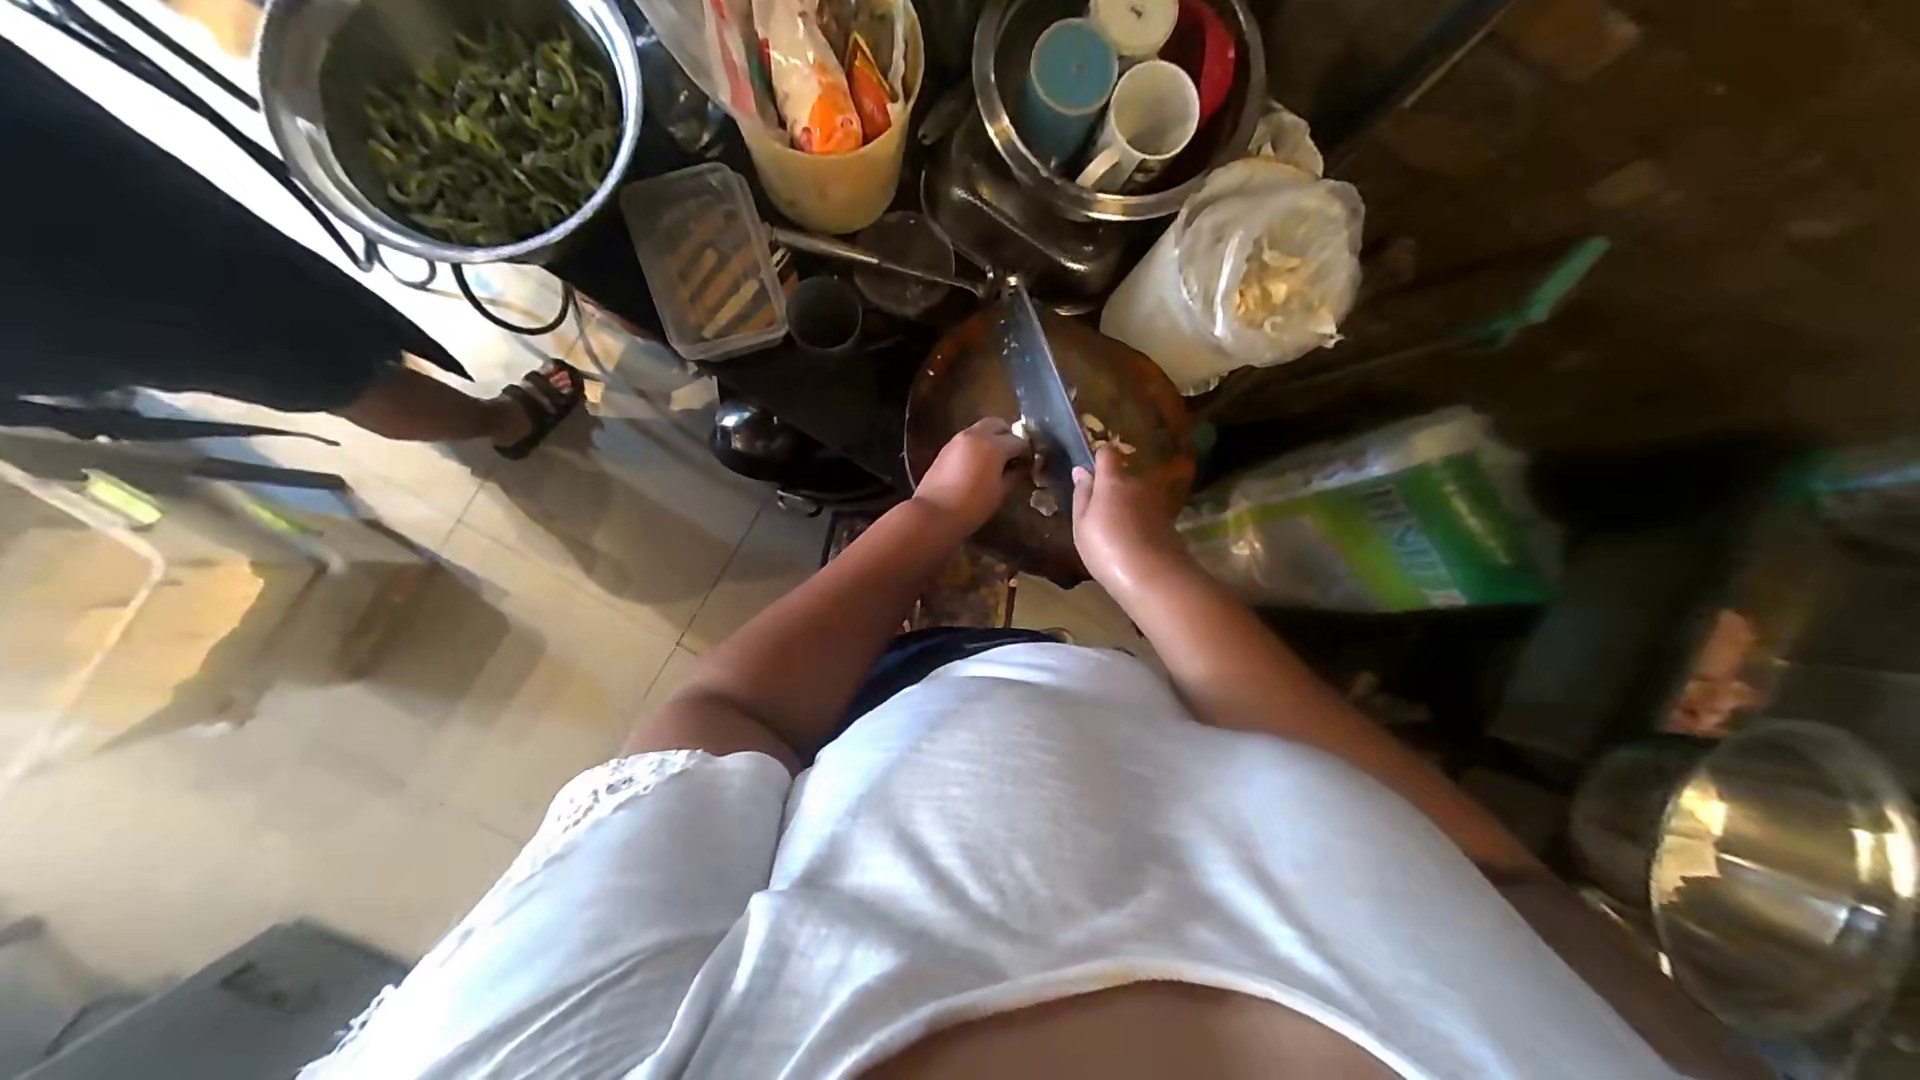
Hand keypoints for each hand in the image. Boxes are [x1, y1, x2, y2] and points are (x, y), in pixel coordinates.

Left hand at [913, 418, 1029, 534]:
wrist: (934, 513)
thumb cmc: (973, 506)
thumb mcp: (1000, 492)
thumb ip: (1014, 475)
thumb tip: (1020, 467)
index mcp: (993, 445)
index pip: (1018, 441)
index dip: (1026, 453)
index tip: (1028, 464)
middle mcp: (975, 435)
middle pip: (998, 424)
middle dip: (1008, 436)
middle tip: (1012, 456)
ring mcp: (957, 439)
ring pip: (980, 430)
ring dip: (991, 439)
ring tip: (995, 461)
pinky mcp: (945, 448)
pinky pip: (967, 440)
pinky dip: (977, 445)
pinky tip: (978, 465)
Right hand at [1071, 446, 1189, 592]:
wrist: (1152, 575)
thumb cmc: (1106, 548)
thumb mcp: (1081, 524)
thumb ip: (1082, 495)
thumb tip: (1080, 470)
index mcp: (1113, 481)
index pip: (1108, 453)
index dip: (1099, 457)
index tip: (1090, 470)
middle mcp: (1138, 484)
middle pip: (1124, 475)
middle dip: (1112, 486)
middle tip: (1098, 510)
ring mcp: (1157, 502)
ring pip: (1137, 495)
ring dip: (1127, 505)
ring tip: (1114, 529)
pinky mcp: (1168, 521)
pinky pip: (1147, 512)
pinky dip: (1139, 520)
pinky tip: (1130, 540)